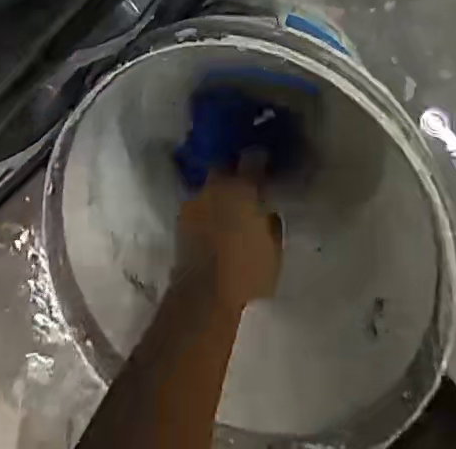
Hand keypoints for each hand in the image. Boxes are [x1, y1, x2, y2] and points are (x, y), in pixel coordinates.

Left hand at [175, 153, 282, 312]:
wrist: (202, 296)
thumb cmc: (247, 272)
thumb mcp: (275, 249)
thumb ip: (271, 220)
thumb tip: (267, 209)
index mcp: (243, 188)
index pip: (253, 158)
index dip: (260, 160)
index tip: (266, 167)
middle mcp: (216, 186)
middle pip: (225, 168)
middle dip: (234, 175)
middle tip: (245, 191)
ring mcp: (195, 201)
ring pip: (209, 188)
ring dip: (218, 195)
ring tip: (226, 214)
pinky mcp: (180, 220)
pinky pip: (198, 206)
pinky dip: (206, 212)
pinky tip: (212, 228)